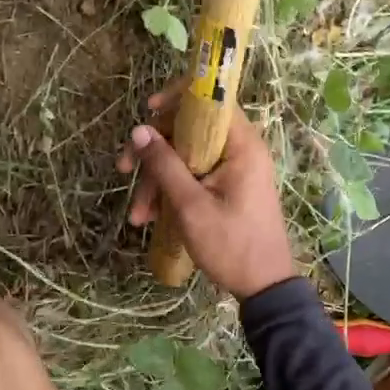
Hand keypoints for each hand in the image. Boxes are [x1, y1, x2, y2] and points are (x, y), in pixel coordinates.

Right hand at [116, 86, 296, 297]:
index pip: (212, 101)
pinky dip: (169, 191)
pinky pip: (191, 175)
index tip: (149, 111)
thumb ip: (164, 164)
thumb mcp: (190, 206)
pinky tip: (149, 217)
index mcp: (241, 146)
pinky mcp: (225, 187)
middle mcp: (239, 151)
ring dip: (155, 180)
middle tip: (124, 169)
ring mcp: (232, 170)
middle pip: (187, 131)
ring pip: (183, 156)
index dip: (178, 98)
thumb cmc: (232, 245)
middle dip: (153, 152)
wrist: (265, 291)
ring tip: (137, 214)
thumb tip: (138, 129)